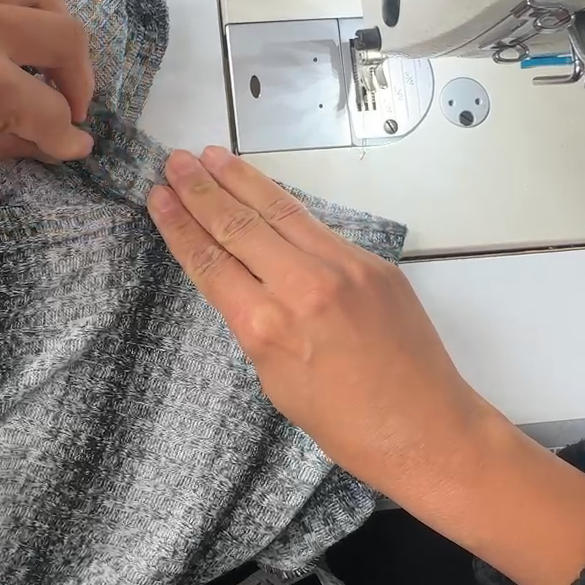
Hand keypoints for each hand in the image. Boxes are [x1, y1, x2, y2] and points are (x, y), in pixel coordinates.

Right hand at [143, 146, 481, 495]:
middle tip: (174, 162)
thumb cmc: (343, 425)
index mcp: (266, 327)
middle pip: (238, 226)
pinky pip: (316, 226)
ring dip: (240, 180)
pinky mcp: (372, 262)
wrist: (427, 429)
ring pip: (279, 211)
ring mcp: (343, 268)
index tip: (158, 198)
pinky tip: (263, 190)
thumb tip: (246, 285)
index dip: (179, 226)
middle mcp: (301, 286)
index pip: (210, 262)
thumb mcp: (275, 381)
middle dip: (201, 191)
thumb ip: (255, 325)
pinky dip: (283, 204)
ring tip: (210, 155)